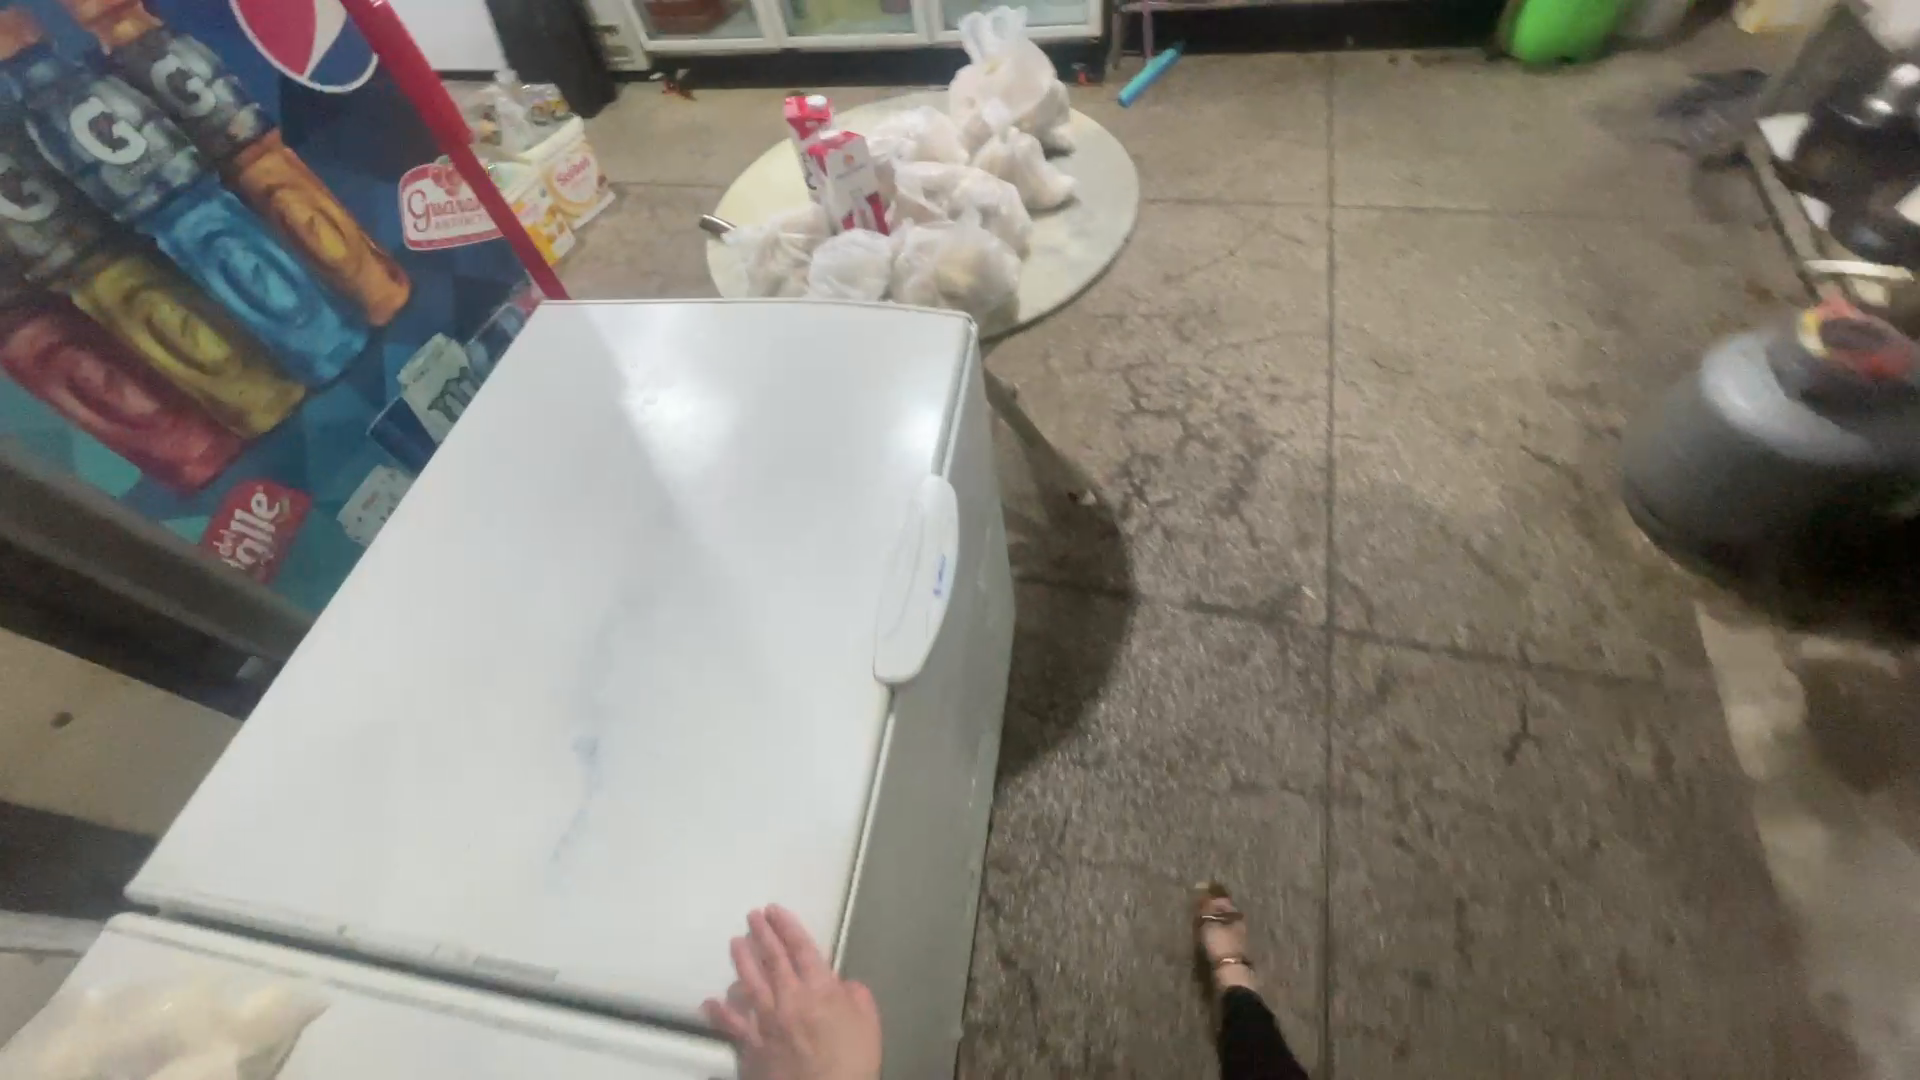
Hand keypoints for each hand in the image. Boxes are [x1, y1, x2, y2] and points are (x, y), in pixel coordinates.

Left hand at [703, 905, 881, 1079]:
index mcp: (820, 988)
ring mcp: (767, 1025)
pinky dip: (720, 1014)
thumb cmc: (853, 1060)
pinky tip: (710, 1002)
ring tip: (735, 942)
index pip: (800, 947)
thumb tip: (838, 984)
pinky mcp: (753, 1050)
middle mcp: (789, 999)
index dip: (787, 926)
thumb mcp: (867, 1018)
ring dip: (742, 961)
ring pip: (750, 985)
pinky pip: (733, 1028)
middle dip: (762, 935)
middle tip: (752, 916)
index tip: (774, 910)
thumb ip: (852, 992)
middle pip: (773, 960)